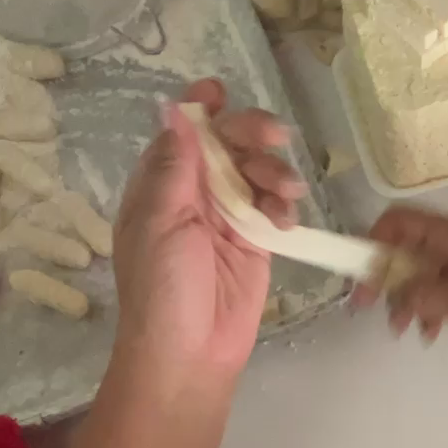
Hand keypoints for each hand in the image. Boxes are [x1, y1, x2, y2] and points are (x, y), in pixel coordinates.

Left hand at [111, 79, 308, 378]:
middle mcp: (195, 196)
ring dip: (274, 172)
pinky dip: (283, 206)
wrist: (190, 354)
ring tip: (287, 191)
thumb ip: (174, 167)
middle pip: (227, 147)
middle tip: (276, 136)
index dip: (202, 109)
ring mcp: (228, 221)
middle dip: (251, 134)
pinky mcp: (257, 246)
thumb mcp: (161, 223)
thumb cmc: (163, 290)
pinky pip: (273, 211)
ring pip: (256, 175)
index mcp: (161, 185)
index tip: (223, 93)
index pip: (183, 133)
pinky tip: (286, 216)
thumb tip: (176, 110)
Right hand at [361, 207, 447, 363]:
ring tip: (409, 332)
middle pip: (407, 250)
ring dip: (409, 299)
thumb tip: (396, 290)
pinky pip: (447, 291)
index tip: (361, 285)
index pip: (398, 223)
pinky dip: (432, 309)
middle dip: (387, 280)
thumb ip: (428, 294)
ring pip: (425, 274)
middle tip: (378, 316)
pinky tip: (434, 333)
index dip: (371, 248)